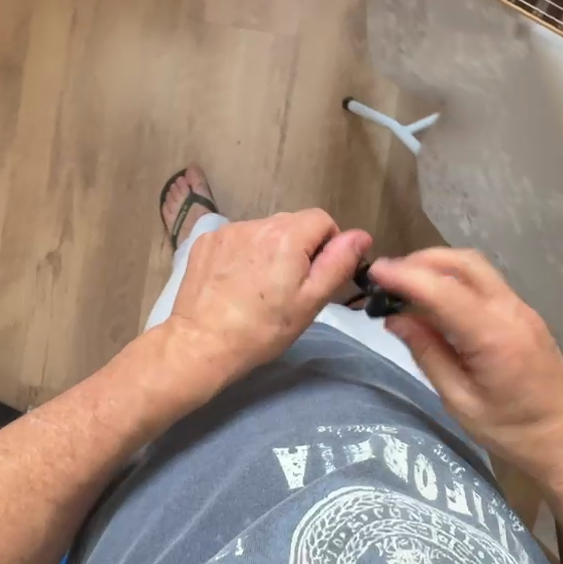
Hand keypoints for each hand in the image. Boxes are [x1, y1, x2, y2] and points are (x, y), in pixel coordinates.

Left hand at [147, 210, 369, 402]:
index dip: (327, 245)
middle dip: (299, 248)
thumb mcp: (310, 302)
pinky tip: (236, 282)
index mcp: (286, 236)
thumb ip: (338, 263)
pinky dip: (243, 254)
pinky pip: (237, 239)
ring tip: (259, 287)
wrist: (201, 344)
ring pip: (264, 231)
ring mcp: (227, 231)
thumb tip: (361, 235)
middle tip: (289, 287)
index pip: (322, 219)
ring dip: (270, 250)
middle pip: (292, 223)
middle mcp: (256, 224)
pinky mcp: (205, 242)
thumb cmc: (263, 329)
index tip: (317, 275)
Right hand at [368, 250, 562, 494]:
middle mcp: (511, 311)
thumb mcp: (461, 402)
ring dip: (438, 266)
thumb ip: (428, 354)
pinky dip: (455, 279)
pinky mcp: (524, 313)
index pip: (442, 290)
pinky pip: (485, 282)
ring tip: (406, 287)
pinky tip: (436, 300)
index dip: (405, 276)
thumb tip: (395, 319)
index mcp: (494, 337)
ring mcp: (522, 309)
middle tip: (388, 279)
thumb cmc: (513, 433)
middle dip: (420, 262)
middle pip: (462, 263)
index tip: (374, 272)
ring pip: (475, 267)